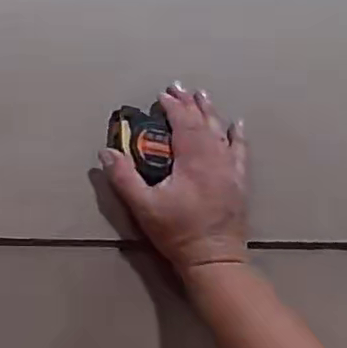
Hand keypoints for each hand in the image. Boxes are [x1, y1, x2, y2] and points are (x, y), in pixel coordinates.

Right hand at [99, 82, 248, 273]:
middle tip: (179, 87)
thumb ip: (124, 176)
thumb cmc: (176, 232)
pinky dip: (237, 136)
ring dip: (211, 113)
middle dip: (190, 104)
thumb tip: (106, 152)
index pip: (184, 125)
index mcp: (194, 162)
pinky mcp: (238, 183)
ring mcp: (231, 172)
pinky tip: (236, 125)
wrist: (214, 259)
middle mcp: (216, 161)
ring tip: (202, 96)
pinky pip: (240, 152)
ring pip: (222, 133)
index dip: (173, 108)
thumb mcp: (142, 206)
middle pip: (204, 124)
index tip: (161, 96)